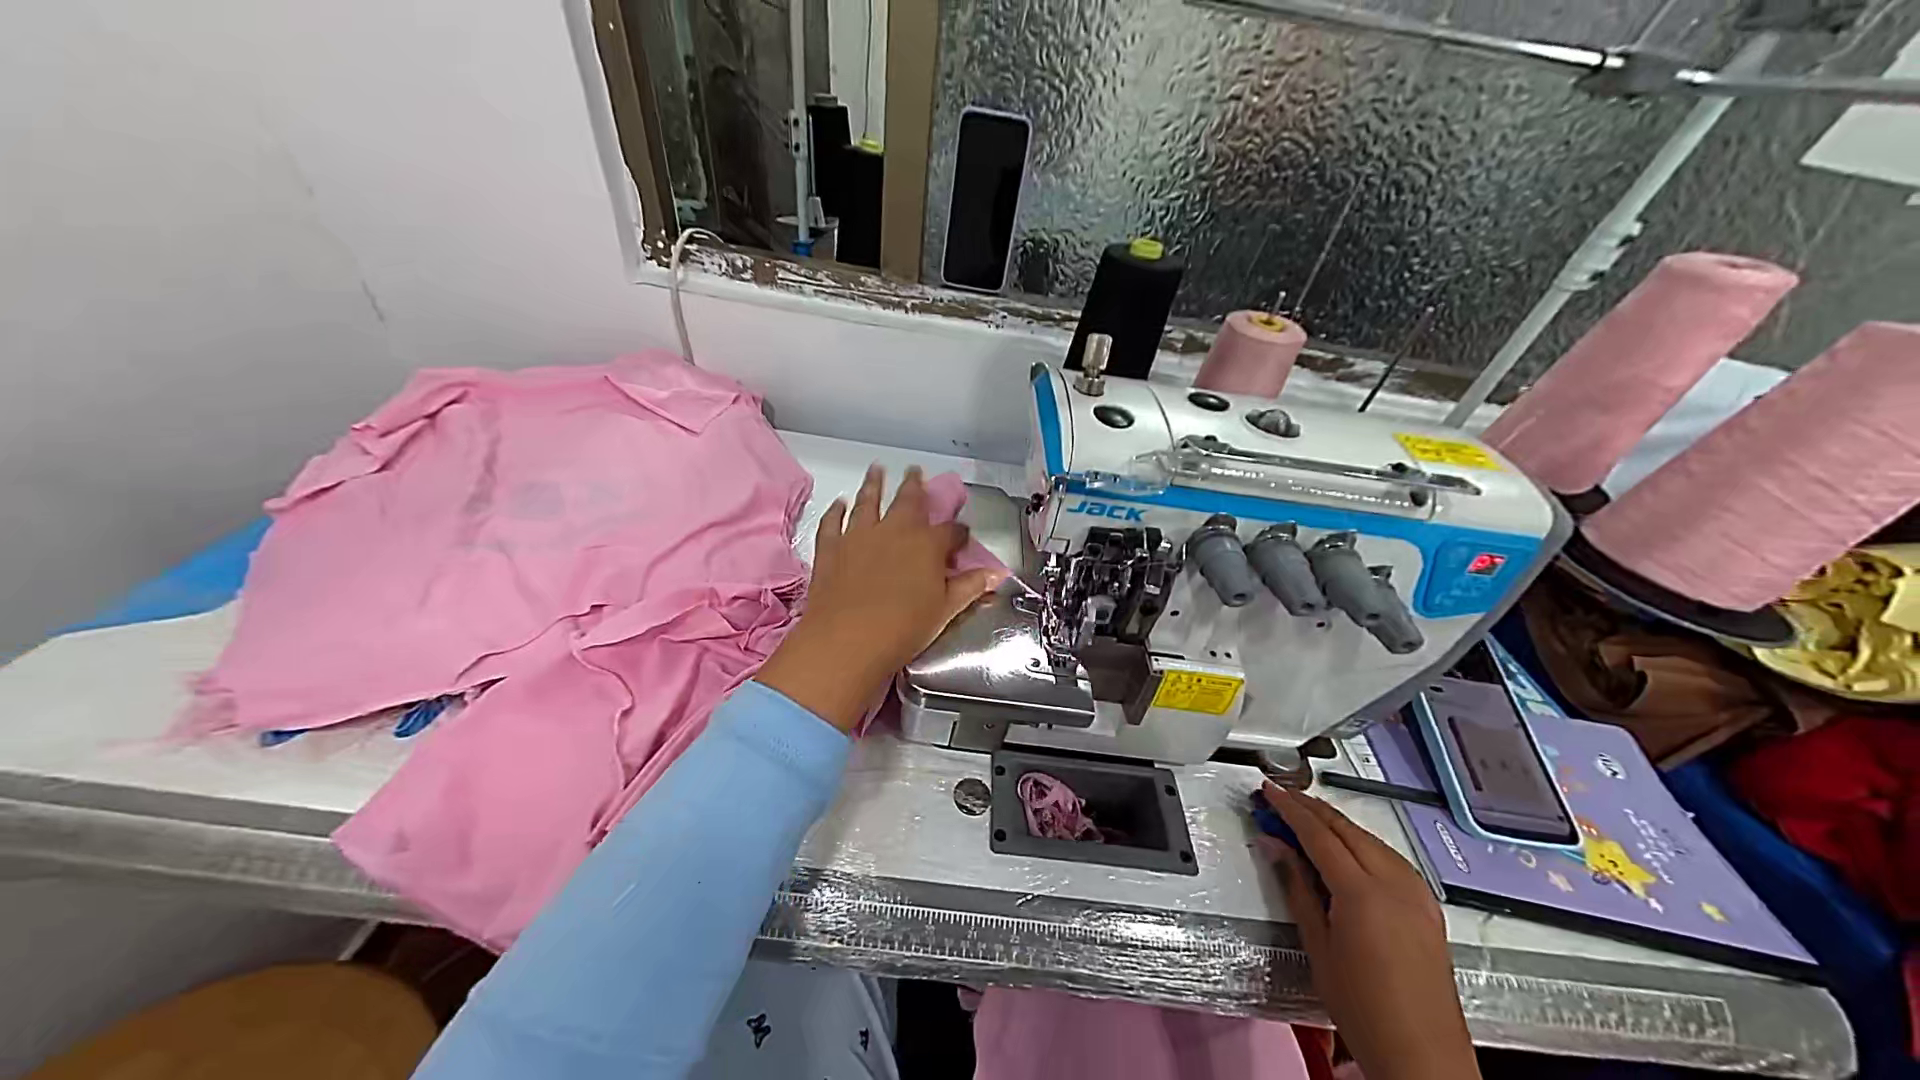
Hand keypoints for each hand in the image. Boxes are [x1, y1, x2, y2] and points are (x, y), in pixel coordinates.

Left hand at [756, 465, 1000, 731]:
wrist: (847, 640)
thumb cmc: (904, 628)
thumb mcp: (945, 611)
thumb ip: (970, 588)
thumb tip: (995, 575)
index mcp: (927, 545)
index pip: (950, 532)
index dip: (958, 533)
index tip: (961, 536)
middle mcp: (894, 530)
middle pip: (908, 501)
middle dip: (914, 485)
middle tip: (914, 469)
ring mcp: (859, 536)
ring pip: (869, 501)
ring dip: (874, 484)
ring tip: (877, 469)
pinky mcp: (831, 548)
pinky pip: (833, 522)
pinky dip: (836, 511)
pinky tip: (839, 504)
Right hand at [1261, 783, 1479, 1079]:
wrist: (1421, 1056)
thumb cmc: (1365, 1009)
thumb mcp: (1317, 944)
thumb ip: (1296, 886)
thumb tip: (1275, 846)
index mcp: (1364, 894)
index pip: (1318, 833)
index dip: (1289, 807)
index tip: (1269, 792)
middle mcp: (1396, 886)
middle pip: (1346, 828)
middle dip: (1310, 808)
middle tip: (1280, 799)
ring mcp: (1418, 895)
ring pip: (1370, 838)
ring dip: (1336, 822)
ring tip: (1306, 818)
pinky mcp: (1428, 907)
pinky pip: (1391, 856)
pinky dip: (1362, 841)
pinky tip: (1347, 846)